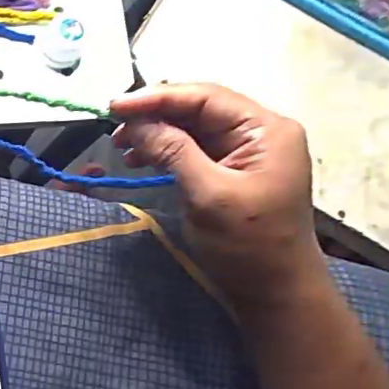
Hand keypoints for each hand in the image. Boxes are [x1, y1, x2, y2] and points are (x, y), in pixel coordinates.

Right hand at [109, 83, 325, 308]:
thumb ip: (174, 152)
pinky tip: (140, 158)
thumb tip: (138, 123)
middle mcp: (258, 132)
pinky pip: (192, 149)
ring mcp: (245, 153)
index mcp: (265, 130)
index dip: (157, 97)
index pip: (204, 98)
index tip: (115, 107)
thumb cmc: (248, 245)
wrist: (275, 291)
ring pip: (192, 128)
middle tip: (113, 128)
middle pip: (198, 109)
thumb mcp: (208, 195)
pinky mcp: (230, 172)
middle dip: (153, 115)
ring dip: (155, 133)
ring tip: (121, 145)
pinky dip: (164, 151)